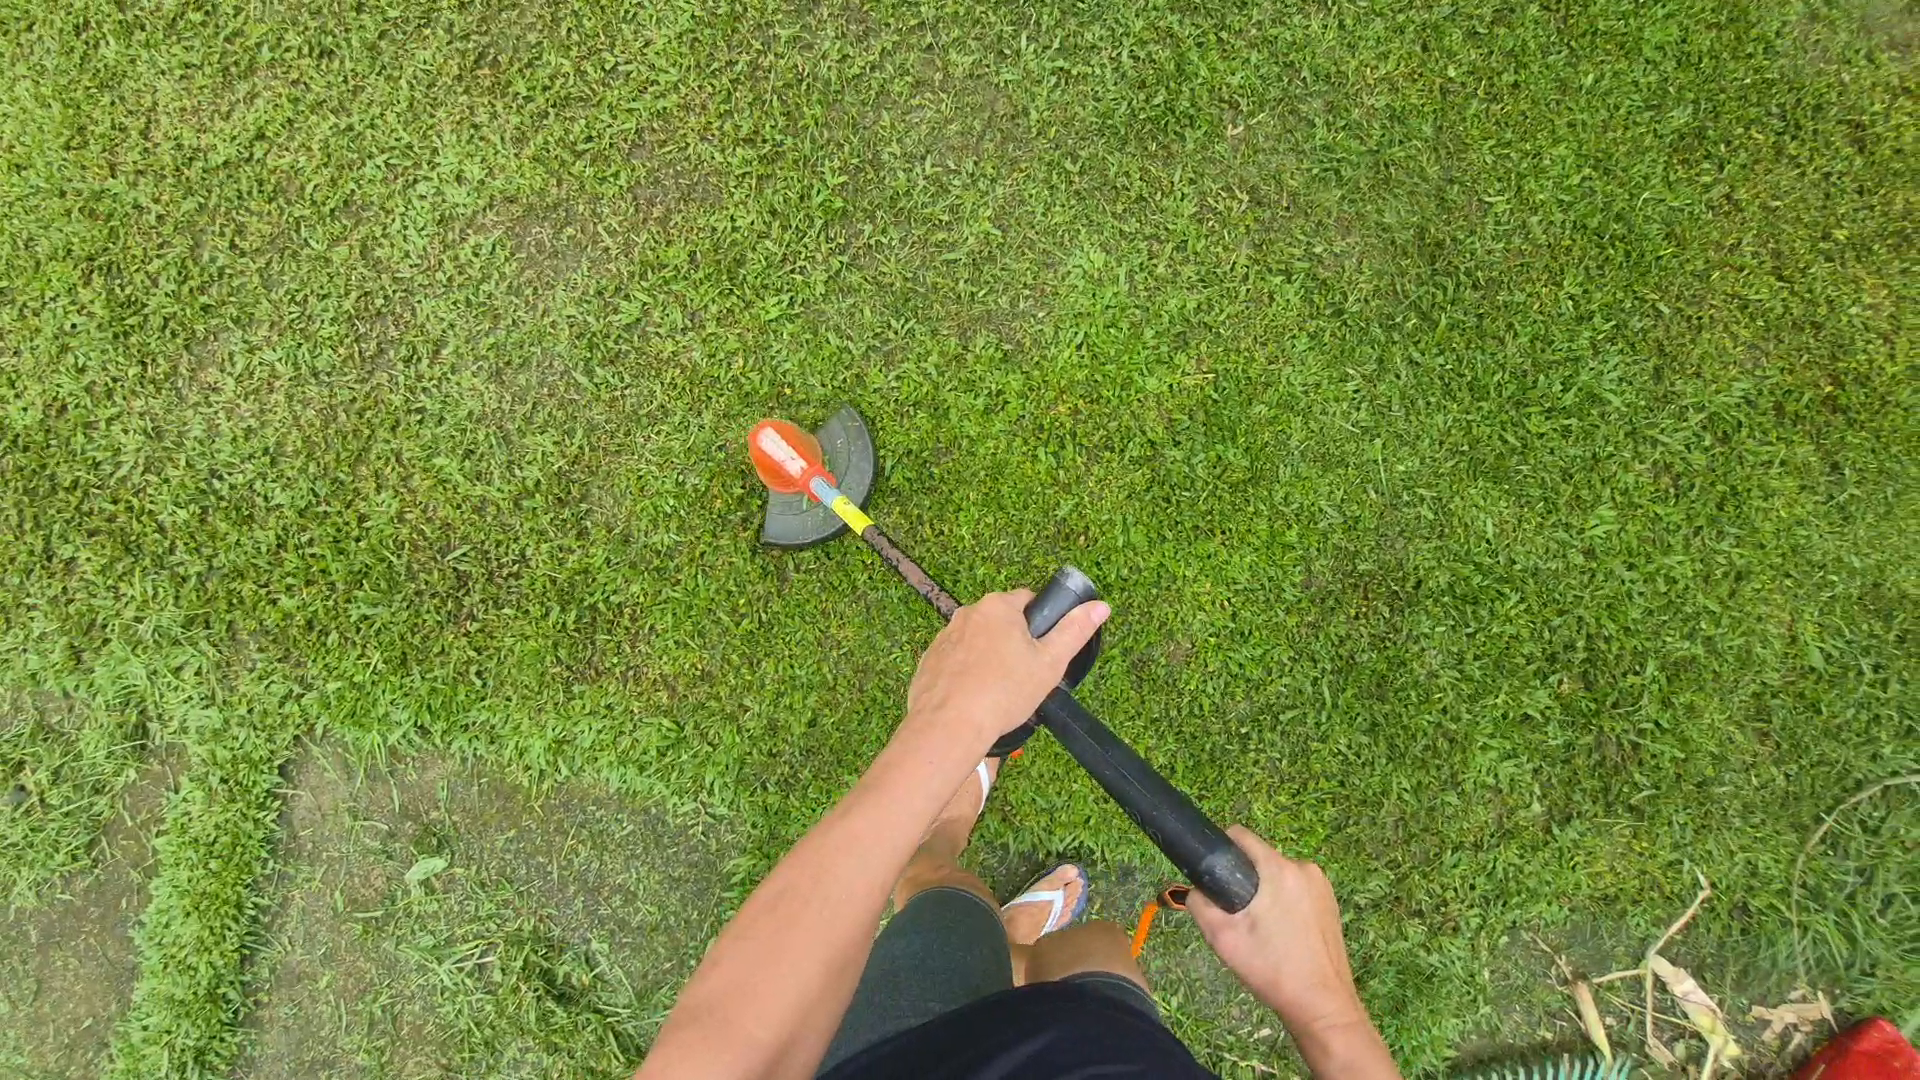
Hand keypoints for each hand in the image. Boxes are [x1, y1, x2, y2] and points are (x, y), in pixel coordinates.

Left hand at [901, 589, 1108, 752]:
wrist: (949, 726)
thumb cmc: (1004, 692)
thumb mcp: (1050, 662)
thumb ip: (1075, 630)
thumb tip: (1100, 606)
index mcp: (998, 606)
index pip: (1027, 600)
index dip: (1040, 625)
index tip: (1043, 652)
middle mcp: (967, 613)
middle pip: (1001, 621)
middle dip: (1014, 642)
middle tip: (1025, 676)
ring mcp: (944, 636)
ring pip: (977, 641)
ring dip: (989, 657)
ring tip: (999, 691)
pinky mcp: (929, 659)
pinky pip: (956, 660)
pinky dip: (966, 674)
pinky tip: (974, 698)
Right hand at [1187, 828, 1377, 1051]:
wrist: (1323, 1009)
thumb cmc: (1271, 969)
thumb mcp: (1221, 937)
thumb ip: (1198, 903)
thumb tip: (1196, 889)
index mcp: (1279, 869)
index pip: (1240, 836)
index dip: (1221, 849)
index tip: (1215, 877)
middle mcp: (1305, 868)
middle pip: (1259, 857)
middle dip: (1244, 878)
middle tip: (1238, 914)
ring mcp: (1322, 886)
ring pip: (1278, 874)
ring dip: (1265, 890)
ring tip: (1261, 928)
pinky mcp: (1332, 903)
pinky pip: (1296, 888)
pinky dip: (1284, 901)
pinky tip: (1282, 932)